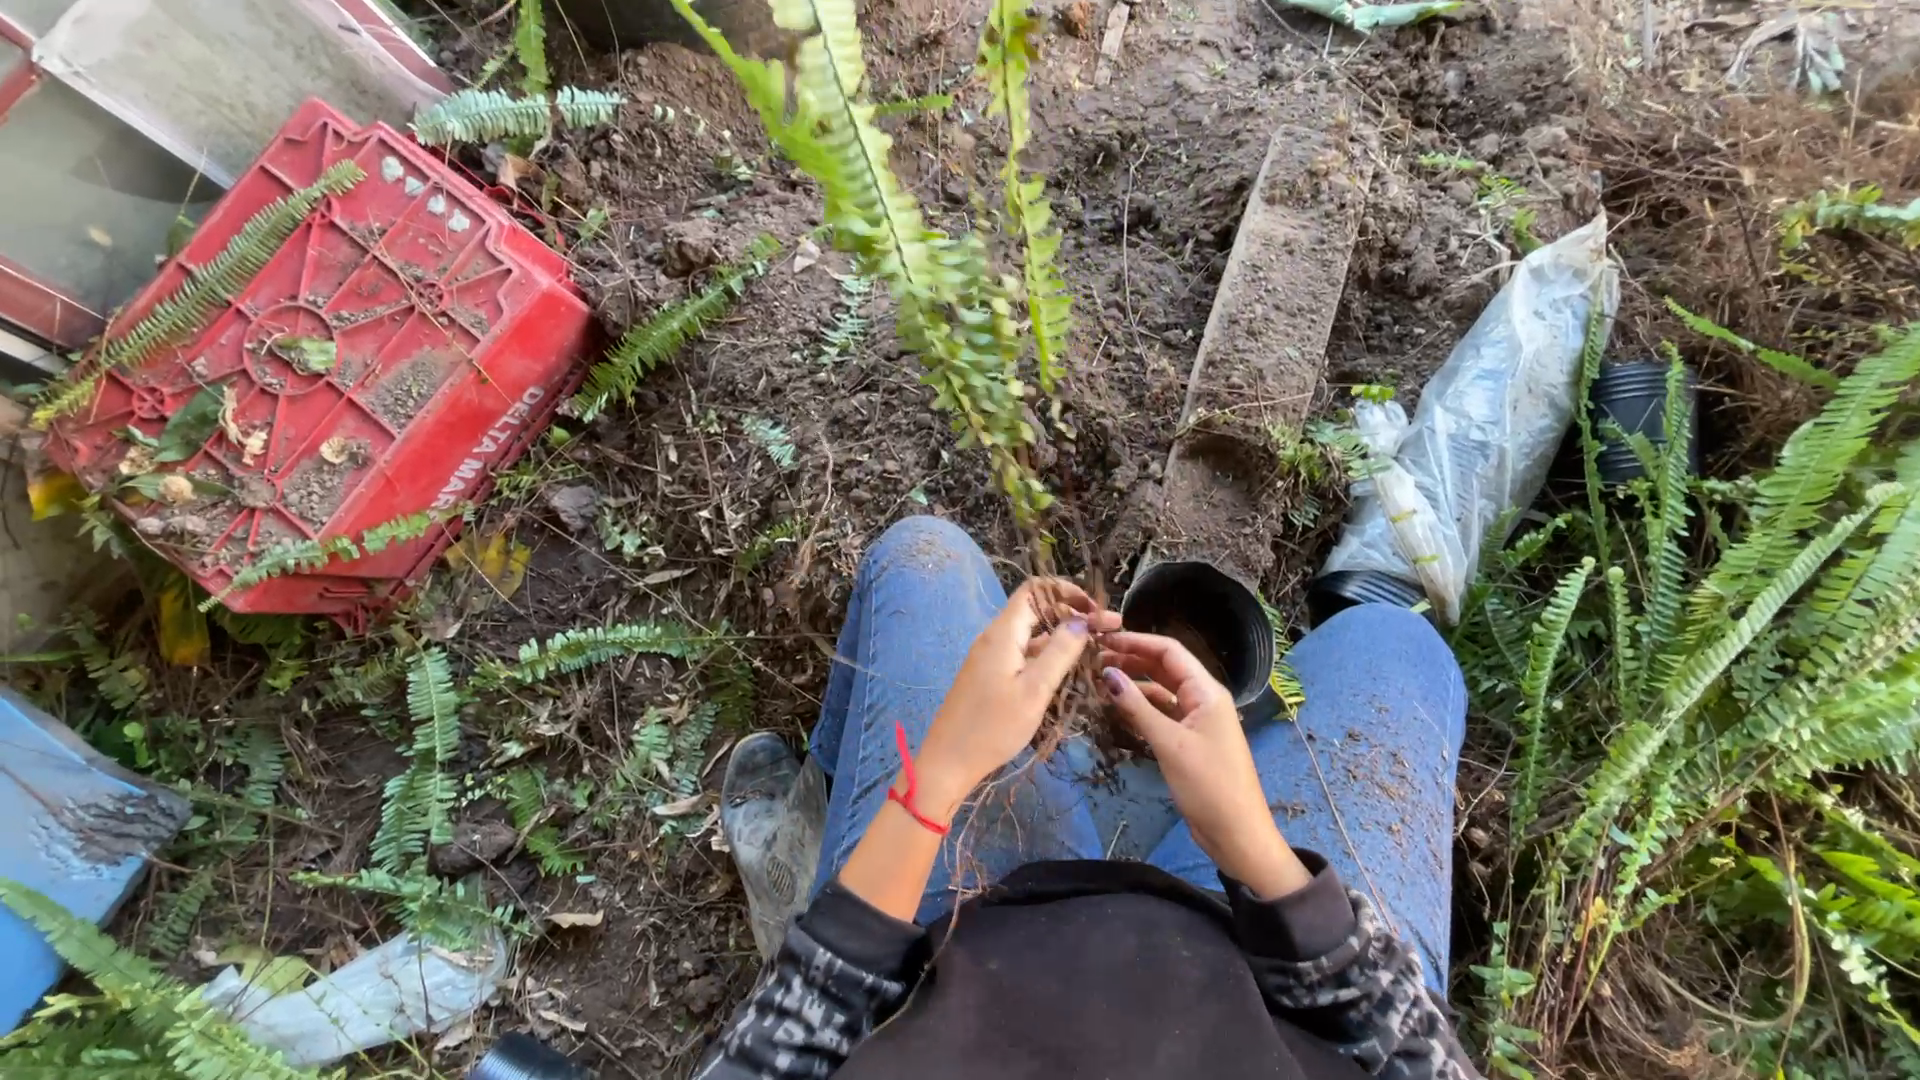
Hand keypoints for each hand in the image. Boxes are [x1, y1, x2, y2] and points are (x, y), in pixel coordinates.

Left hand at [912, 579, 1120, 820]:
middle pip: (1036, 610)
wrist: (948, 761)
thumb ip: (1059, 652)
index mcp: (1002, 633)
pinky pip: (1024, 654)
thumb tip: (1080, 621)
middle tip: (1110, 629)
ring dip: (1064, 636)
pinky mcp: (991, 676)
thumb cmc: (992, 726)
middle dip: (1073, 614)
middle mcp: (995, 638)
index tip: (1096, 608)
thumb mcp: (1034, 690)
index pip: (1034, 590)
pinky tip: (1070, 668)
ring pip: (1032, 635)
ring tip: (1099, 648)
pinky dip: (1048, 654)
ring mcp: (991, 658)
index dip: (1067, 591)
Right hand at [1100, 632, 1311, 898]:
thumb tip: (1107, 674)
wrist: (1237, 834)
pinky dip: (1139, 708)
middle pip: (1164, 667)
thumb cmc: (1208, 785)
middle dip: (1131, 659)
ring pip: (1160, 691)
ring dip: (1133, 684)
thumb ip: (1137, 707)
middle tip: (1093, 660)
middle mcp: (1202, 699)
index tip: (1103, 639)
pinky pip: (1161, 714)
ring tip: (1098, 681)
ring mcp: (1196, 720)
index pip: (1169, 651)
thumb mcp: (1169, 743)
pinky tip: (1115, 708)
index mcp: (1206, 691)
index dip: (1136, 642)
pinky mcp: (1188, 740)